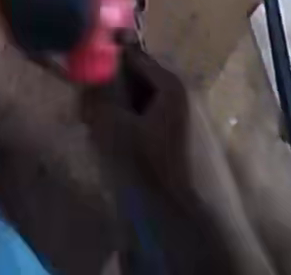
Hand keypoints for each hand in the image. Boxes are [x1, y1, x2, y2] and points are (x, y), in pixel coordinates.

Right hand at [82, 45, 283, 274]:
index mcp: (174, 82)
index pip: (129, 52)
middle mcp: (188, 92)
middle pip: (137, 76)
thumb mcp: (117, 134)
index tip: (80, 77)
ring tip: (102, 133)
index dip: (102, 61)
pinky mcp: (193, 143)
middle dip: (110, 89)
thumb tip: (80, 74)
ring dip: (121, 111)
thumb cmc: (163, 177)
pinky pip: (155, 121)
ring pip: (144, 101)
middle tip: (88, 109)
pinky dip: (136, 129)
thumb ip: (95, 98)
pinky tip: (123, 152)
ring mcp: (194, 118)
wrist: (210, 239)